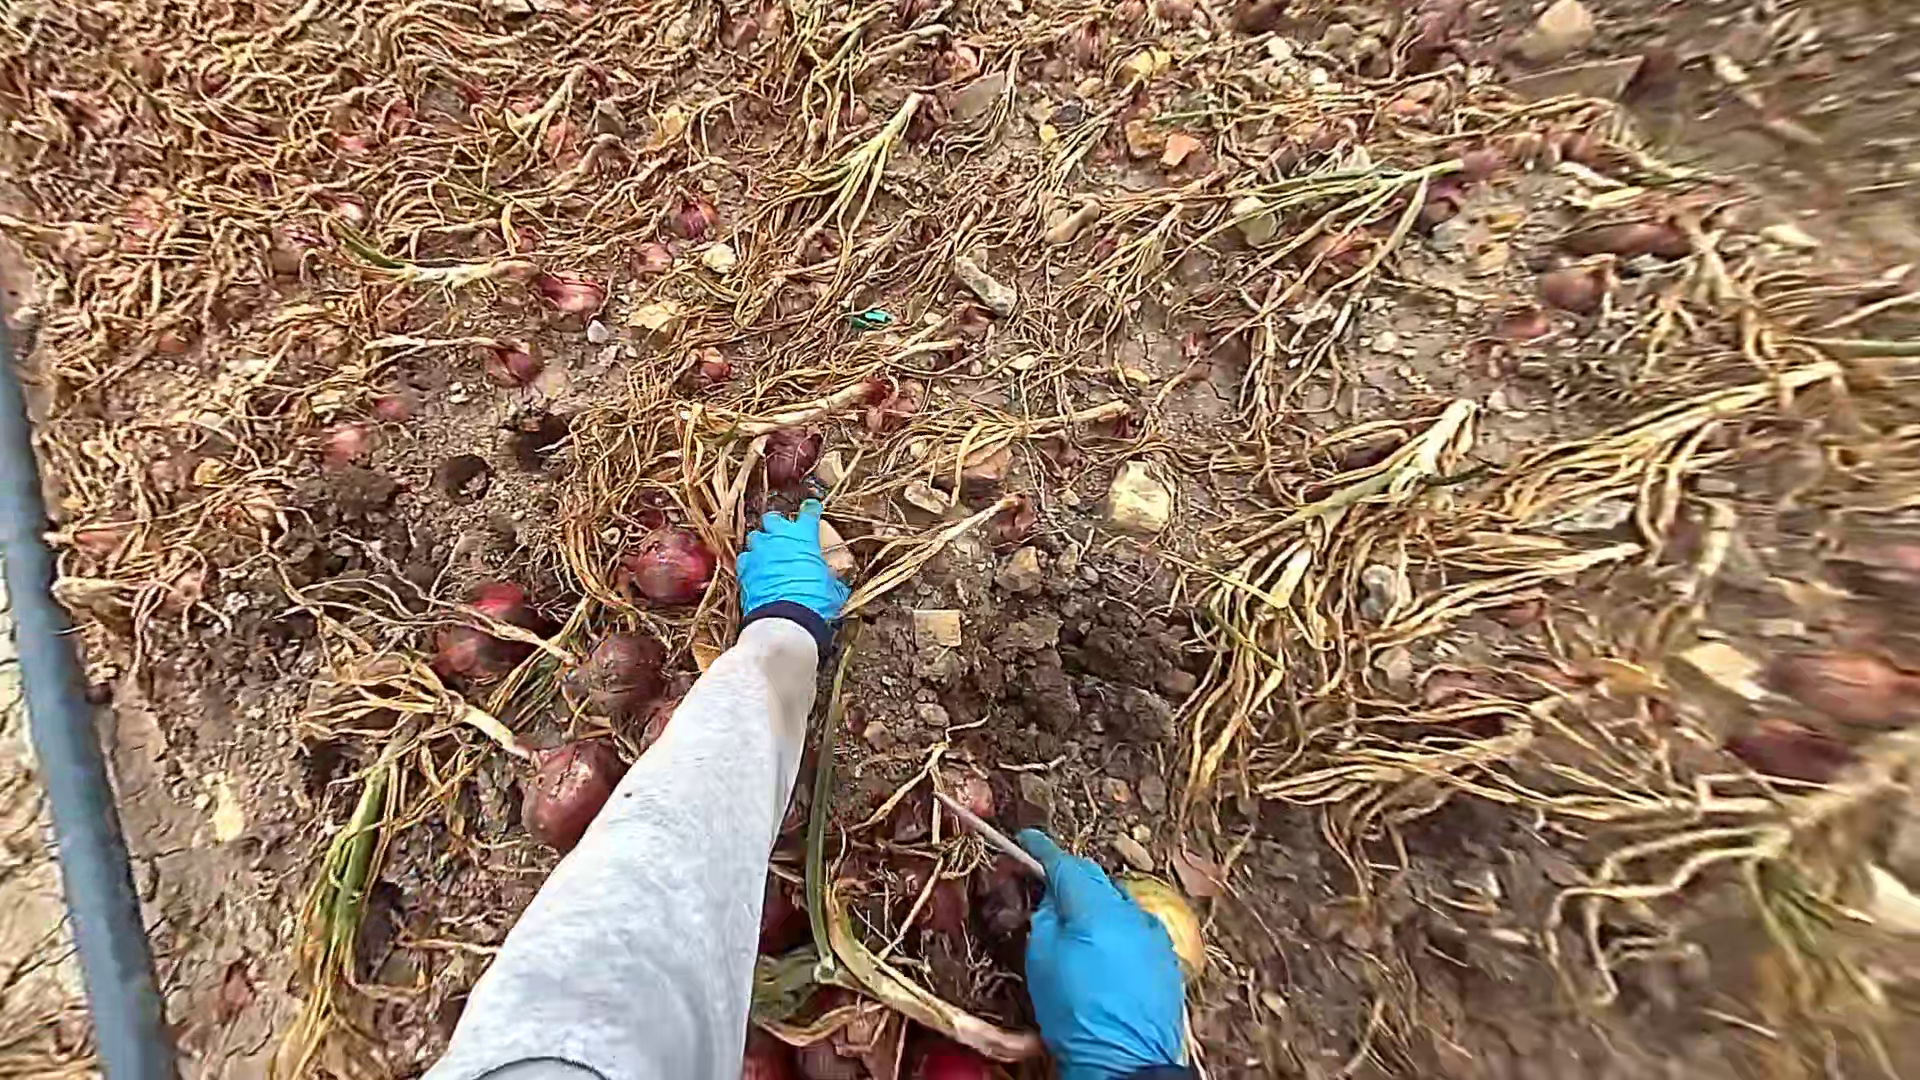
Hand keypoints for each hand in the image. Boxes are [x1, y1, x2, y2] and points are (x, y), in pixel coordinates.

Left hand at [738, 499, 848, 622]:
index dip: (811, 509)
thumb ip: (831, 576)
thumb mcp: (832, 587)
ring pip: (756, 537)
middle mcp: (779, 538)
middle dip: (778, 525)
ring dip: (762, 543)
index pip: (808, 513)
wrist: (786, 619)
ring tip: (769, 555)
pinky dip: (751, 562)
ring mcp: (758, 551)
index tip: (812, 508)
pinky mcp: (744, 567)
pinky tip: (757, 571)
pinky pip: (745, 558)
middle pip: (773, 519)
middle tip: (784, 535)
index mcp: (804, 536)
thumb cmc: (814, 600)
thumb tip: (835, 578)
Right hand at [1017, 829, 1185, 1079]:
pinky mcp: (1165, 951)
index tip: (1025, 840)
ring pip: (1114, 895)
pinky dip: (1116, 921)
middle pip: (1091, 874)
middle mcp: (1126, 908)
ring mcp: (1150, 928)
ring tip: (1075, 918)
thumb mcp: (1042, 958)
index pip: (1062, 862)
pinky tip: (1104, 942)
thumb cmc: (1075, 1013)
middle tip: (1045, 883)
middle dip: (1067, 873)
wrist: (1126, 1066)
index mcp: (1093, 905)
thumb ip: (1045, 914)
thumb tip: (1050, 895)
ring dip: (1093, 897)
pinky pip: (1134, 920)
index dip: (1040, 848)